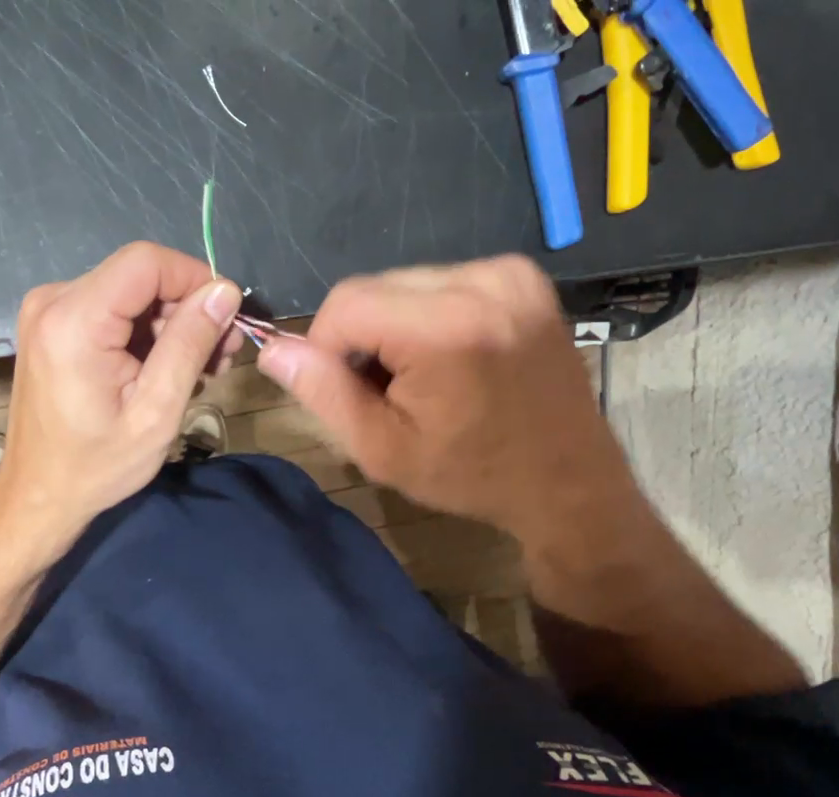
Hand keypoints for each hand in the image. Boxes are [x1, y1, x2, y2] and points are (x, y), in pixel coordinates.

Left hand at [0, 242, 242, 547]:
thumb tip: (225, 290)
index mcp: (73, 320)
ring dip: (169, 326)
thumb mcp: (155, 412)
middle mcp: (52, 301)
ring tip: (198, 372)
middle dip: (186, 310)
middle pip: (138, 276)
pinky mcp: (51, 326)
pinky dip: (143, 335)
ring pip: (129, 294)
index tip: (225, 323)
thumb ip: (190, 344)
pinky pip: (110, 311)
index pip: (146, 261)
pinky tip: (164, 372)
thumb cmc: (96, 467)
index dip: (195, 281)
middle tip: (220, 358)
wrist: (38, 496)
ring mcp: (47, 311)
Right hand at [255, 256, 638, 546]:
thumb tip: (272, 349)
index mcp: (445, 327)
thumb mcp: (383, 449)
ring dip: (393, 325)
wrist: (566, 481)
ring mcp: (509, 273)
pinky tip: (448, 359)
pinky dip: (428, 316)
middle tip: (385, 391)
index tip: (343, 390)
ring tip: (420, 378)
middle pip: (375, 287)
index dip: (325, 345)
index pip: (345, 302)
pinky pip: (444, 282)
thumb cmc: (470, 475)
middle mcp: (481, 282)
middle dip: (362, 336)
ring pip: (406, 282)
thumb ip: (324, 393)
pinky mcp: (523, 276)